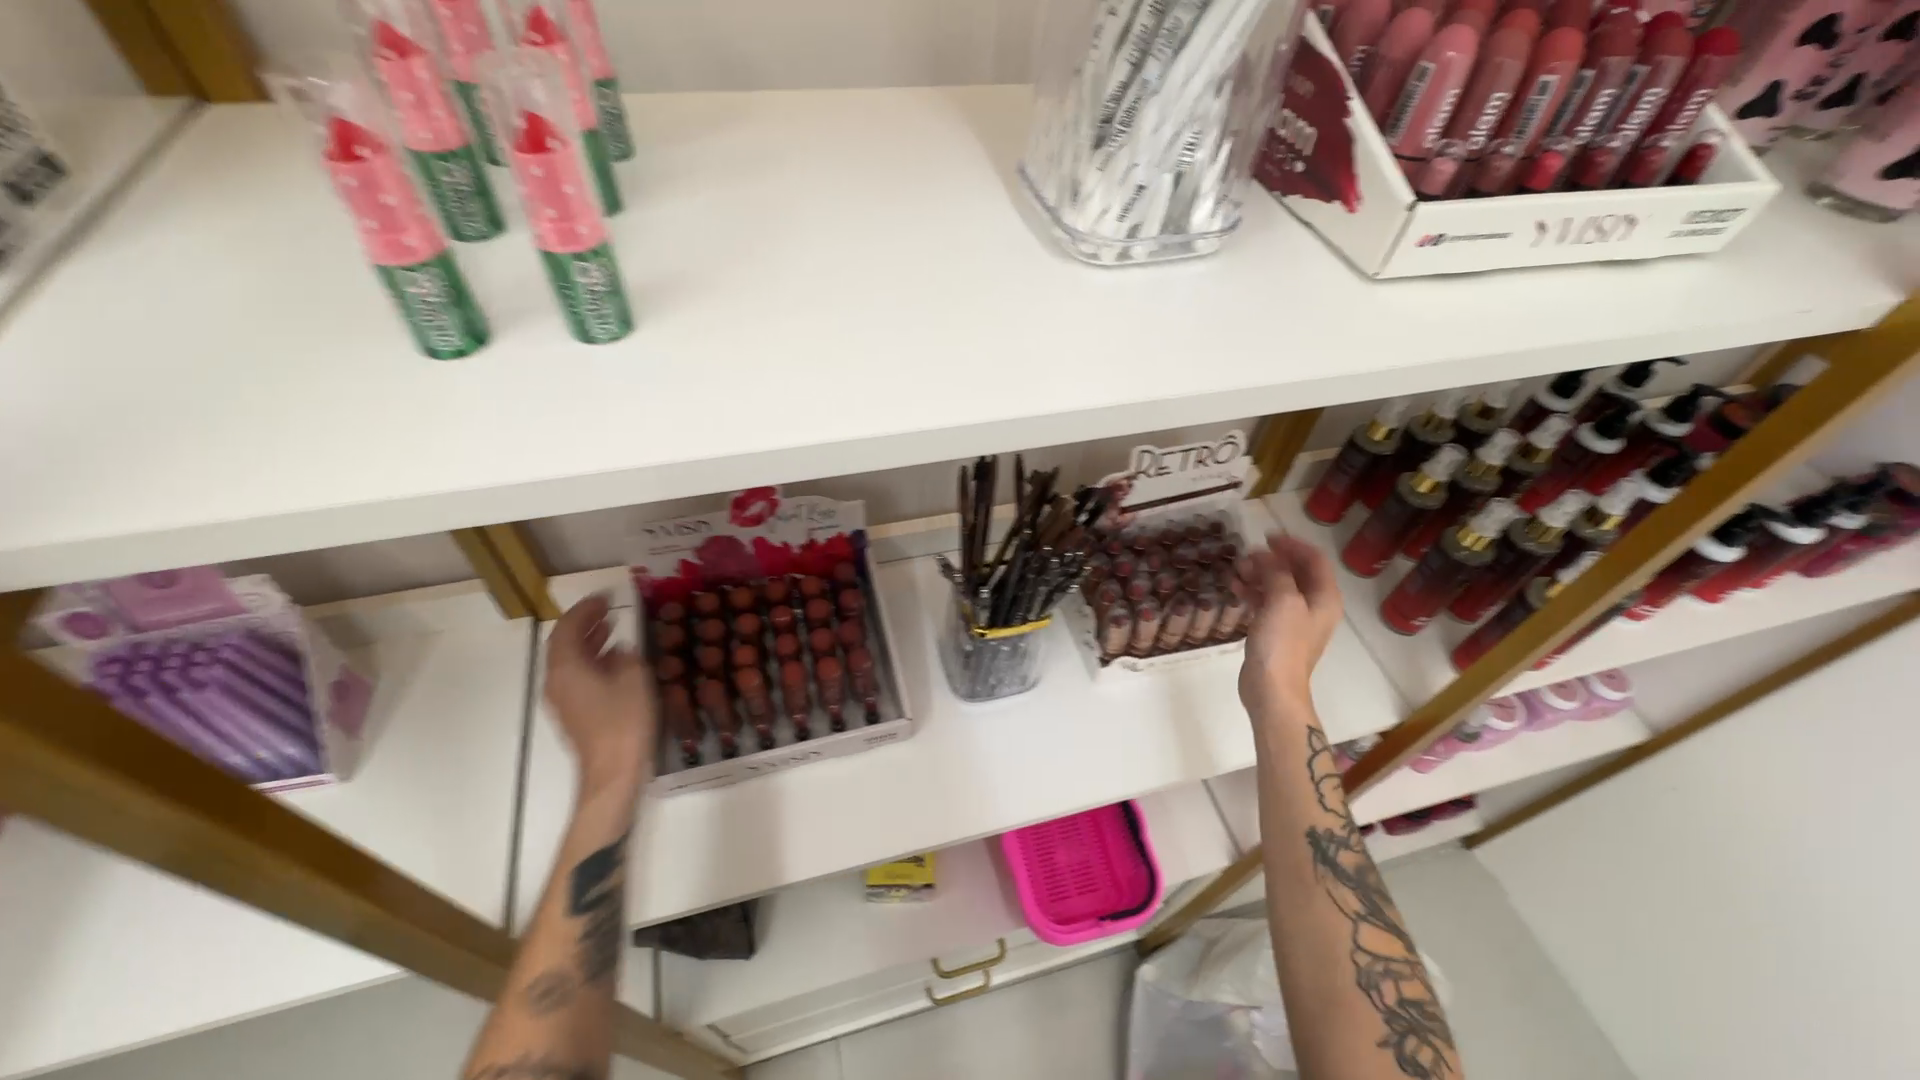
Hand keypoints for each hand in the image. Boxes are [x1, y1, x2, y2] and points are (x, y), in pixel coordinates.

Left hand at [545, 593, 655, 793]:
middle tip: (607, 610)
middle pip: (564, 645)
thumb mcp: (634, 679)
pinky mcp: (574, 714)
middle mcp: (556, 681)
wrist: (612, 772)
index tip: (605, 598)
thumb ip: (626, 657)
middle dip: (584, 624)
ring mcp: (562, 700)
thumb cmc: (623, 722)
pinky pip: (577, 678)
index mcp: (566, 668)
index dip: (585, 609)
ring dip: (588, 643)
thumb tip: (620, 650)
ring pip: (570, 662)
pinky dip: (591, 662)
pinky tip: (614, 662)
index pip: (567, 628)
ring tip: (611, 629)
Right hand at [1237, 532, 1342, 721]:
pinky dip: (1253, 593)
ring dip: (1258, 575)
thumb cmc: (1282, 643)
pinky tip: (1235, 589)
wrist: (1272, 689)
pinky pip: (1267, 604)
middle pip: (1295, 572)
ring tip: (1236, 571)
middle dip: (1271, 560)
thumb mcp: (1282, 600)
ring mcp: (1295, 621)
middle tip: (1245, 556)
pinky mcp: (1276, 633)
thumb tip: (1264, 556)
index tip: (1266, 537)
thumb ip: (1276, 572)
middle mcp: (1314, 606)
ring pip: (1278, 587)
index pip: (1314, 559)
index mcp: (1325, 597)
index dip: (1292, 545)